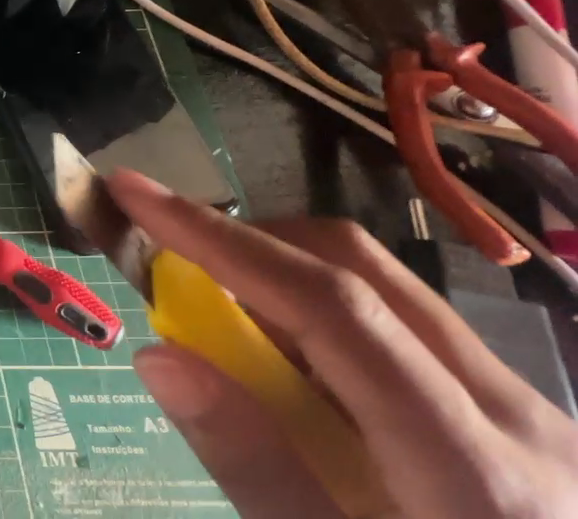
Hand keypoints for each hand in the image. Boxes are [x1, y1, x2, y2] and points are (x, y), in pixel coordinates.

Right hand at [110, 169, 577, 518]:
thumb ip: (255, 466)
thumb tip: (159, 357)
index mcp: (476, 467)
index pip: (331, 306)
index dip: (220, 240)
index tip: (131, 194)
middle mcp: (519, 414)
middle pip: (360, 268)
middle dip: (244, 245)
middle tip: (166, 263)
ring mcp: (531, 408)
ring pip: (382, 286)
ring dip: (278, 280)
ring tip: (220, 330)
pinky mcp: (520, 412)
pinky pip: (402, 323)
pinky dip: (319, 318)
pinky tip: (289, 374)